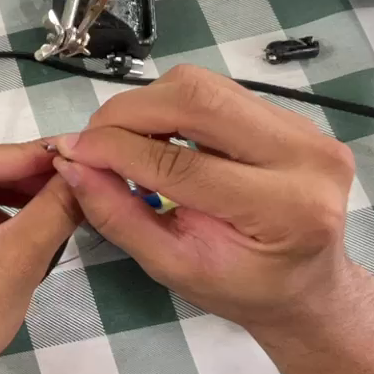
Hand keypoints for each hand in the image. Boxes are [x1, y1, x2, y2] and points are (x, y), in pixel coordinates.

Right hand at [49, 65, 366, 339]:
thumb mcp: (171, 267)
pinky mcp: (291, 115)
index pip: (180, 163)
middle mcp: (304, 155)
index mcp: (283, 209)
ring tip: (120, 141)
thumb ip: (119, 216)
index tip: (68, 152)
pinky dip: (167, 107)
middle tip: (90, 140)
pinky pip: (214, 91)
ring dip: (144, 106)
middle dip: (126, 113)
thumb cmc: (239, 288)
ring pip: (202, 85)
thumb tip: (70, 166)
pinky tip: (154, 137)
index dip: (114, 151)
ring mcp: (304, 128)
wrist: (305, 284)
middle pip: (195, 100)